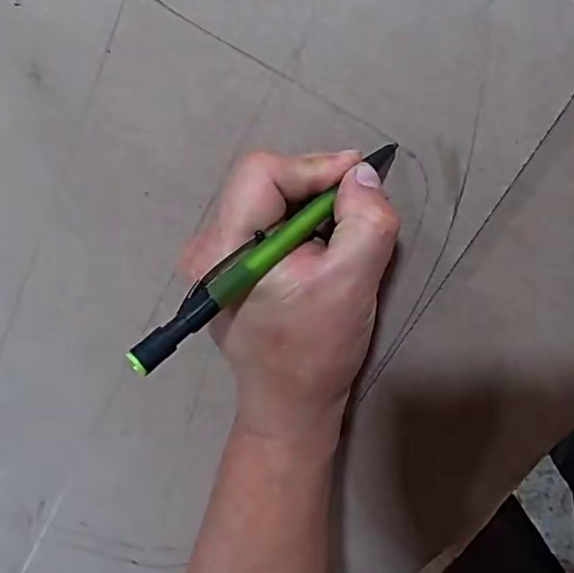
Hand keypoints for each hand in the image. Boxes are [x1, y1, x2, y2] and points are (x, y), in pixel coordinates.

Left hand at [178, 151, 399, 444]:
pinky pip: (265, 218)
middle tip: (354, 202)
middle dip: (314, 184)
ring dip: (309, 202)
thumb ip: (366, 221)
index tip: (358, 178)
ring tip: (339, 227)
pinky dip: (299, 220)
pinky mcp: (228, 264)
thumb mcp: (353, 282)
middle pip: (263, 181)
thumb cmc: (316, 350)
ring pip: (266, 197)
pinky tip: (320, 243)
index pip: (262, 173)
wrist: (289, 405)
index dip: (314, 167)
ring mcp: (213, 256)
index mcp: (224, 249)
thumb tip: (362, 174)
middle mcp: (207, 246)